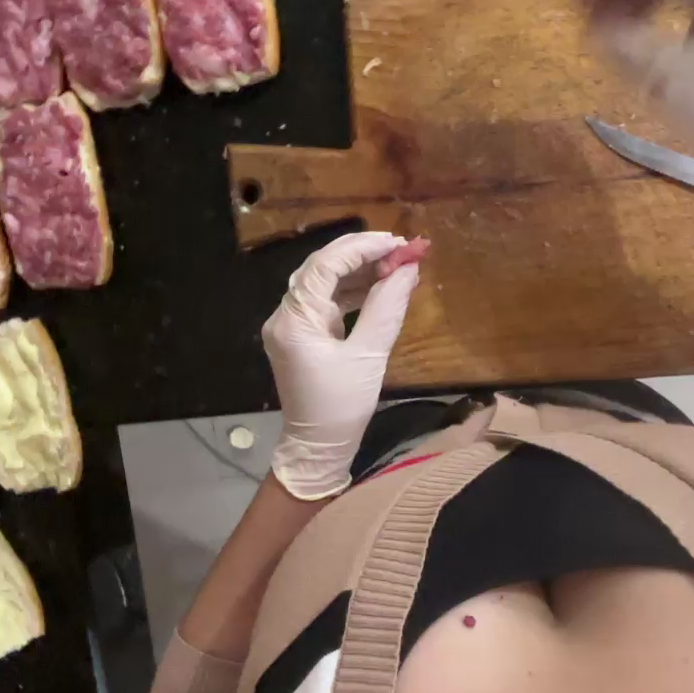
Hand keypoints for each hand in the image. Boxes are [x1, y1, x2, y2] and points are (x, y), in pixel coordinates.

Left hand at [262, 232, 421, 500]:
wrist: (317, 449)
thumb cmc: (341, 407)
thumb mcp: (369, 356)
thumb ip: (387, 307)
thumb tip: (408, 269)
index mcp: (294, 321)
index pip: (324, 266)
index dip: (361, 248)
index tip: (396, 243)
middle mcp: (285, 317)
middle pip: (320, 268)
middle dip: (361, 254)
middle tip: (400, 248)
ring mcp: (291, 327)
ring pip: (324, 283)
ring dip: (359, 271)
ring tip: (396, 264)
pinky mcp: (303, 337)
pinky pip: (327, 302)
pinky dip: (353, 291)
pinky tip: (380, 285)